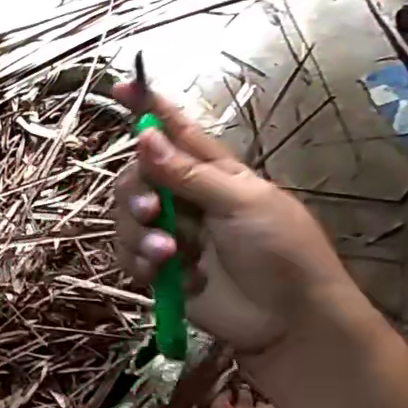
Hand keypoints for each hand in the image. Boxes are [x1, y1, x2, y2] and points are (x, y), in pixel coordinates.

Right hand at [110, 81, 354, 357]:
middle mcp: (185, 198)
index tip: (120, 87)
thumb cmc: (281, 252)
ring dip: (140, 235)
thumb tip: (144, 136)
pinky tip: (166, 274)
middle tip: (153, 212)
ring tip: (169, 255)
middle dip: (137, 194)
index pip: (175, 131)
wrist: (287, 321)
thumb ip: (187, 173)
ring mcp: (170, 233)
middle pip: (137, 178)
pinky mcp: (157, 268)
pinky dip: (140, 262)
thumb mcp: (241, 203)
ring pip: (126, 218)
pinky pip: (126, 254)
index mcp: (213, 172)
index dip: (149, 108)